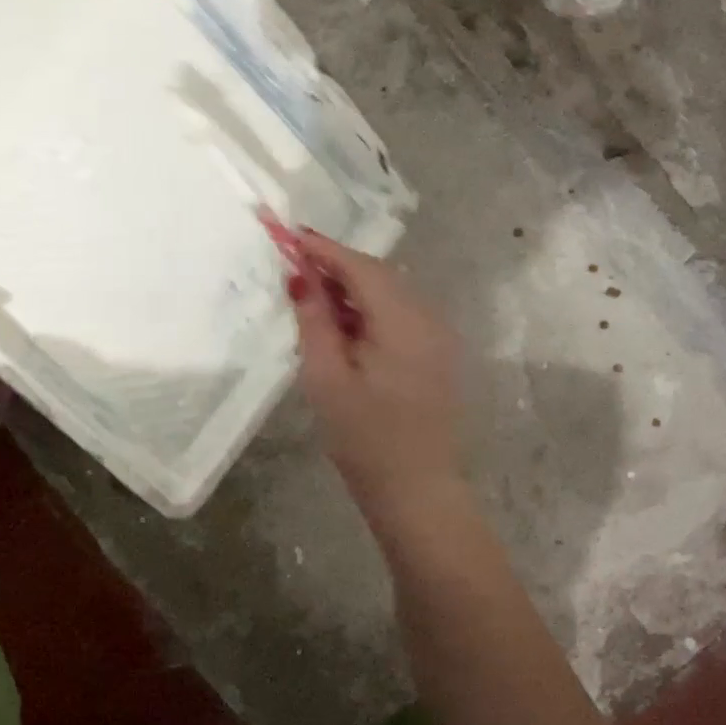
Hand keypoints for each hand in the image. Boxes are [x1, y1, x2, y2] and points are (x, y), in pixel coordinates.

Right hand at [286, 230, 462, 508]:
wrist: (417, 491)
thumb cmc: (365, 437)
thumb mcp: (326, 377)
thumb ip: (314, 321)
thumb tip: (300, 277)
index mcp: (402, 322)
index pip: (360, 268)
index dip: (323, 248)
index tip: (287, 233)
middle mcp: (428, 319)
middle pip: (378, 275)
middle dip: (335, 263)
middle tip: (292, 261)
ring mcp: (437, 337)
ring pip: (389, 292)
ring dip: (350, 285)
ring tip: (309, 291)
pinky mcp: (435, 354)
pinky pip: (398, 313)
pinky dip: (367, 306)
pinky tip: (340, 322)